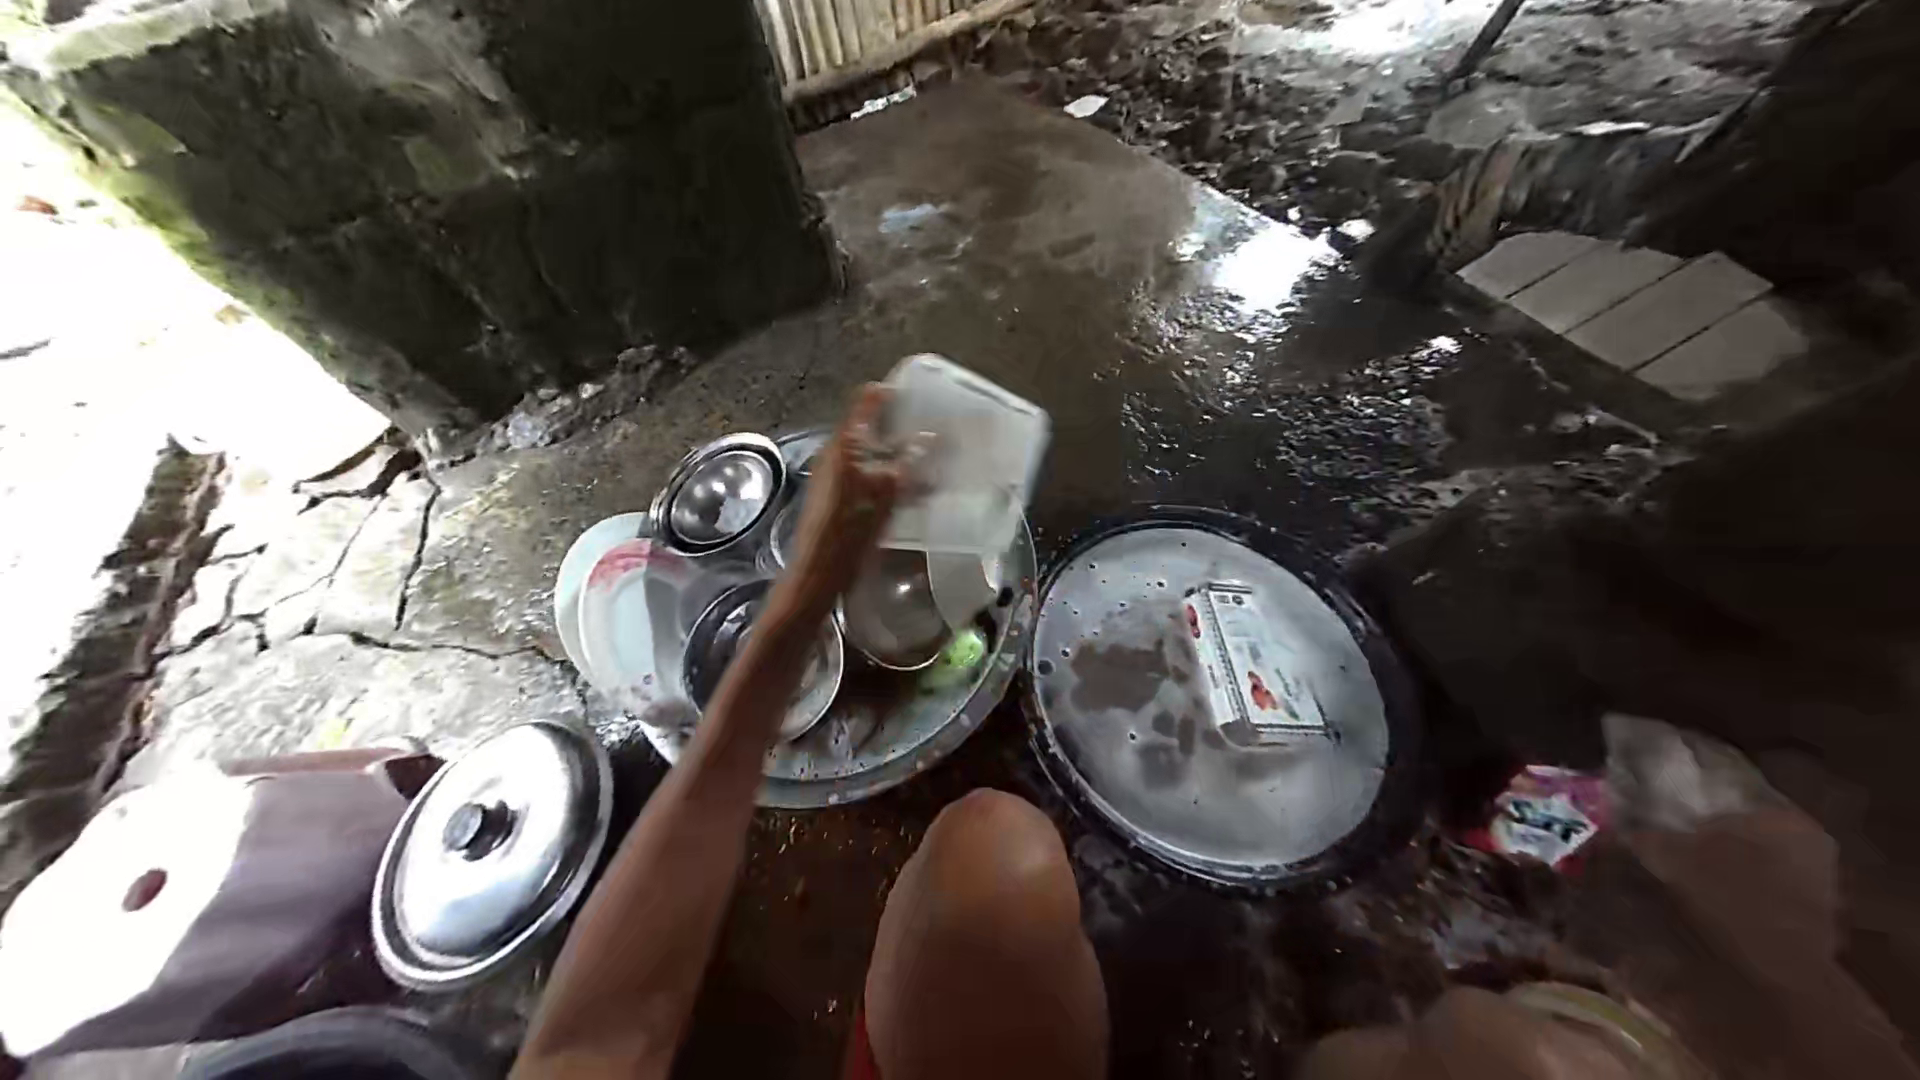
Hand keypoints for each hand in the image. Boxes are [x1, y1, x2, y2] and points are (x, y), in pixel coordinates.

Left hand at [775, 384, 910, 611]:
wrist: (819, 572)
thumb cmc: (851, 529)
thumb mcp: (887, 493)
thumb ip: (908, 462)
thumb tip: (929, 438)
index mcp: (845, 443)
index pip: (867, 400)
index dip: (893, 394)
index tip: (922, 398)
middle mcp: (836, 453)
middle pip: (870, 427)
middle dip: (901, 428)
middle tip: (935, 434)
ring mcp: (834, 476)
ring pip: (870, 453)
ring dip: (897, 455)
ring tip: (931, 463)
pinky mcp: (838, 497)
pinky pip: (867, 475)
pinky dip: (888, 475)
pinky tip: (912, 491)